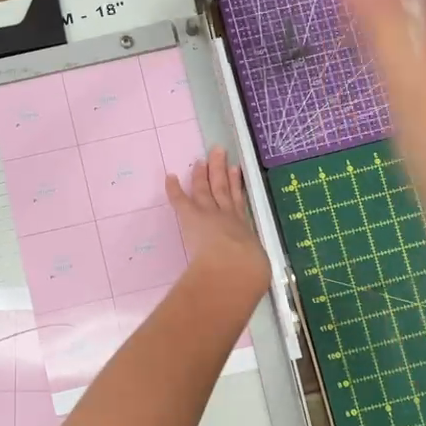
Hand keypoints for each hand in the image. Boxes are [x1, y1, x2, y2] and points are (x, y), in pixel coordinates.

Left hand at [167, 147, 269, 296]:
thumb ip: (252, 267)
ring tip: (201, 159)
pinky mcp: (192, 217)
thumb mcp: (256, 269)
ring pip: (205, 189)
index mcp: (245, 230)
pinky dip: (174, 189)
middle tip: (218, 152)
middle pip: (223, 189)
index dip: (236, 187)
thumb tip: (254, 273)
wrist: (236, 269)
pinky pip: (181, 200)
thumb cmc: (250, 272)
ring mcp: (210, 214)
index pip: (238, 204)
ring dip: (202, 174)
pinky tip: (169, 177)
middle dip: (220, 170)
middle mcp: (228, 217)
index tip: (236, 171)